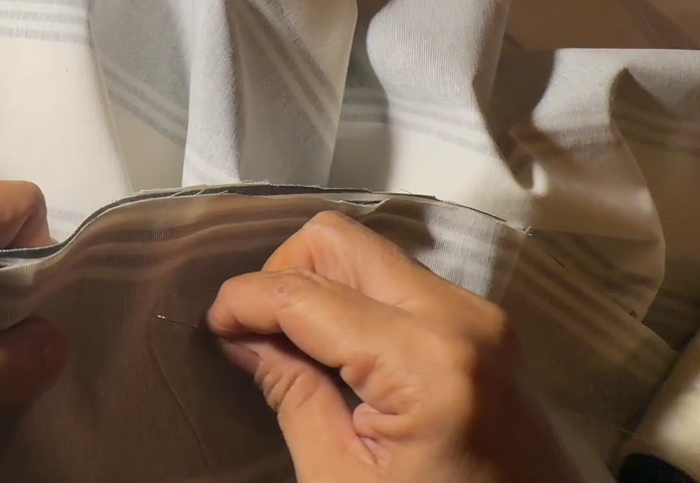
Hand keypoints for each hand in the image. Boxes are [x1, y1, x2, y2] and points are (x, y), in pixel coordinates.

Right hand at [205, 212, 576, 482]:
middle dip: (282, 273)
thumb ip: (288, 390)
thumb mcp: (339, 482)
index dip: (243, 301)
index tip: (214, 325)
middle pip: (336, 241)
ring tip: (299, 342)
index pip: (303, 293)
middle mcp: (459, 317)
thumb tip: (241, 334)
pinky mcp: (486, 326)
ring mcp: (480, 316)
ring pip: (365, 249)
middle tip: (261, 331)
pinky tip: (341, 348)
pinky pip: (395, 277)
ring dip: (317, 282)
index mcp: (425, 363)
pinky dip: (352, 295)